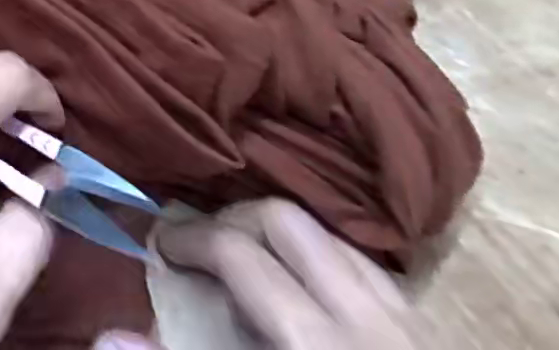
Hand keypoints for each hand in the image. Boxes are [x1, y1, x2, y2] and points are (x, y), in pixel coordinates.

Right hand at [113, 200, 422, 349]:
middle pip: (285, 222)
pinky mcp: (448, 348)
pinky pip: (376, 275)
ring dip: (281, 242)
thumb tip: (110, 334)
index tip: (160, 248)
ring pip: (334, 240)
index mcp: (319, 347)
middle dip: (230, 222)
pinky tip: (314, 305)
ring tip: (252, 271)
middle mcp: (374, 327)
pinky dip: (330, 268)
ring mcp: (420, 335)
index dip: (187, 238)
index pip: (239, 251)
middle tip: (200, 251)